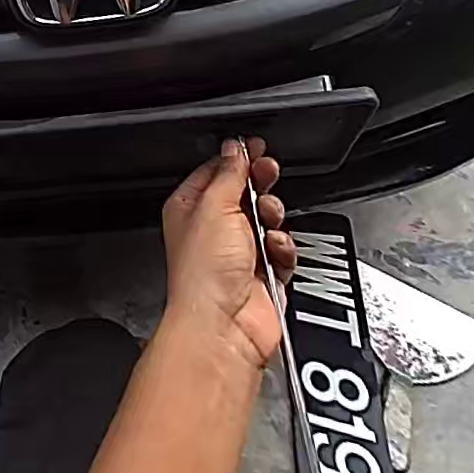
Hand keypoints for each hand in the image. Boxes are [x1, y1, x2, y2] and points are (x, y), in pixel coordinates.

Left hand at [159, 136, 297, 370]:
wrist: (224, 326)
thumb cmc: (204, 272)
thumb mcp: (215, 206)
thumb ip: (229, 173)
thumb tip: (234, 148)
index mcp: (191, 207)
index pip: (216, 171)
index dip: (236, 157)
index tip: (254, 146)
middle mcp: (213, 228)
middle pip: (244, 191)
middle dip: (259, 182)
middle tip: (267, 172)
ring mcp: (239, 251)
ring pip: (267, 217)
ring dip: (272, 215)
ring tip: (267, 218)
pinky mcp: (263, 272)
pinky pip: (281, 247)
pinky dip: (282, 247)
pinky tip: (274, 250)